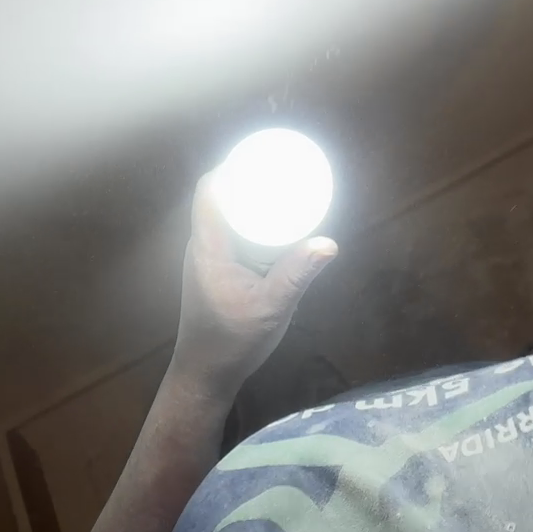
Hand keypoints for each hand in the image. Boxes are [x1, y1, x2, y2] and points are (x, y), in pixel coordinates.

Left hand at [172, 177, 337, 396]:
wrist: (206, 376)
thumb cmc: (232, 341)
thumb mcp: (270, 308)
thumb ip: (297, 275)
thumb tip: (329, 243)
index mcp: (208, 247)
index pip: (208, 192)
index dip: (228, 167)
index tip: (258, 155)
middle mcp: (203, 246)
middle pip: (217, 196)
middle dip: (244, 177)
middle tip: (279, 169)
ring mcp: (207, 258)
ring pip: (223, 213)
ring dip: (246, 198)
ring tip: (278, 187)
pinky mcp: (216, 269)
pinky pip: (229, 230)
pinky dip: (247, 217)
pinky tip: (272, 222)